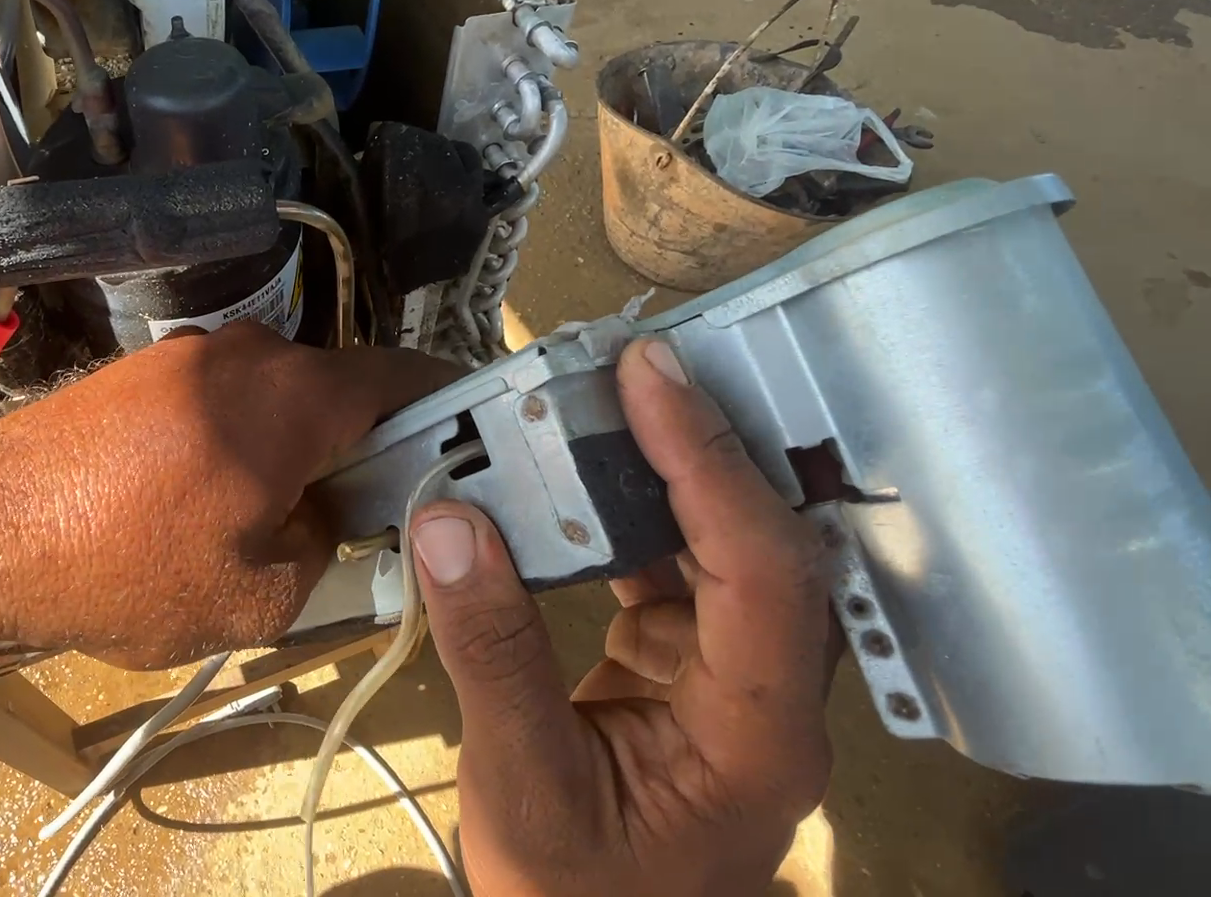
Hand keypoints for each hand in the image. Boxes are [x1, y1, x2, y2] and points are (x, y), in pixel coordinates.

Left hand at [0, 322, 458, 668]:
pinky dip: (238, 437)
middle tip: (359, 502)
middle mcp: (245, 351)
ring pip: (273, 395)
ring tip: (268, 511)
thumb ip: (322, 547)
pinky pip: (219, 397)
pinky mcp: (141, 368)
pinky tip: (203, 494)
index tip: (465, 425)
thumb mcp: (257, 595)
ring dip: (290, 443)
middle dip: (356, 440)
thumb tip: (324, 512)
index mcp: (291, 394)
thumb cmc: (125, 566)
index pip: (398, 375)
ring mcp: (187, 352)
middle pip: (333, 387)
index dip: (441, 398)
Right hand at [412, 339, 834, 895]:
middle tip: (629, 366)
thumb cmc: (568, 896)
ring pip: (716, 549)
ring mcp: (725, 676)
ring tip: (601, 404)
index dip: (708, 464)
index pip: (760, 572)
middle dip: (699, 446)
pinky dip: (626, 517)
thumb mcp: (519, 780)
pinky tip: (578, 481)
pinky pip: (667, 570)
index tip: (649, 377)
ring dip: (663, 473)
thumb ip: (489, 648)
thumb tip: (446, 518)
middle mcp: (764, 691)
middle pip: (759, 543)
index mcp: (758, 733)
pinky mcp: (682, 667)